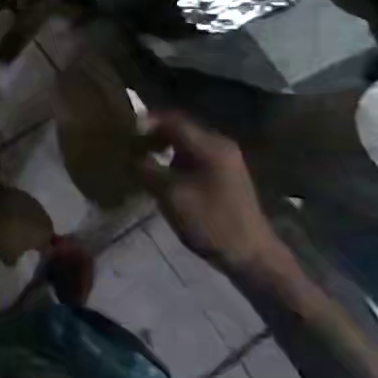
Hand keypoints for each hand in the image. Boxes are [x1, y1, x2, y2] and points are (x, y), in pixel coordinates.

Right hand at [134, 112, 290, 278]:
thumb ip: (147, 170)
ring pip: (186, 144)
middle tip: (130, 148)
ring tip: (143, 162)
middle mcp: (220, 145)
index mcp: (209, 145)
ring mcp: (226, 160)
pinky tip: (164, 176)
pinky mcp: (226, 176)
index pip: (172, 120)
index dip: (146, 123)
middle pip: (180, 129)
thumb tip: (129, 157)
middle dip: (153, 135)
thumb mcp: (171, 195)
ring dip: (163, 149)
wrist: (252, 257)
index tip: (125, 134)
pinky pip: (194, 157)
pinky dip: (175, 161)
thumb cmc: (211, 222)